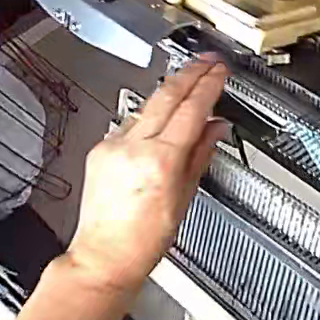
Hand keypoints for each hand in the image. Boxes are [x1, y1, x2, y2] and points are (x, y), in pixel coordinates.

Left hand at [63, 55, 229, 294]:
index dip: (209, 84)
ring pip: (148, 103)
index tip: (220, 71)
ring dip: (172, 88)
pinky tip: (162, 112)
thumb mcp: (186, 194)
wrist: (102, 258)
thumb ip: (202, 152)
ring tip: (190, 79)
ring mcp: (114, 146)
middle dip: (191, 72)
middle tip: (208, 61)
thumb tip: (217, 127)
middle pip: (168, 94)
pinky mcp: (100, 150)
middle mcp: (134, 148)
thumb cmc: (144, 239)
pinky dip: (151, 112)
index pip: (192, 108)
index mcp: (162, 160)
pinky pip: (131, 120)